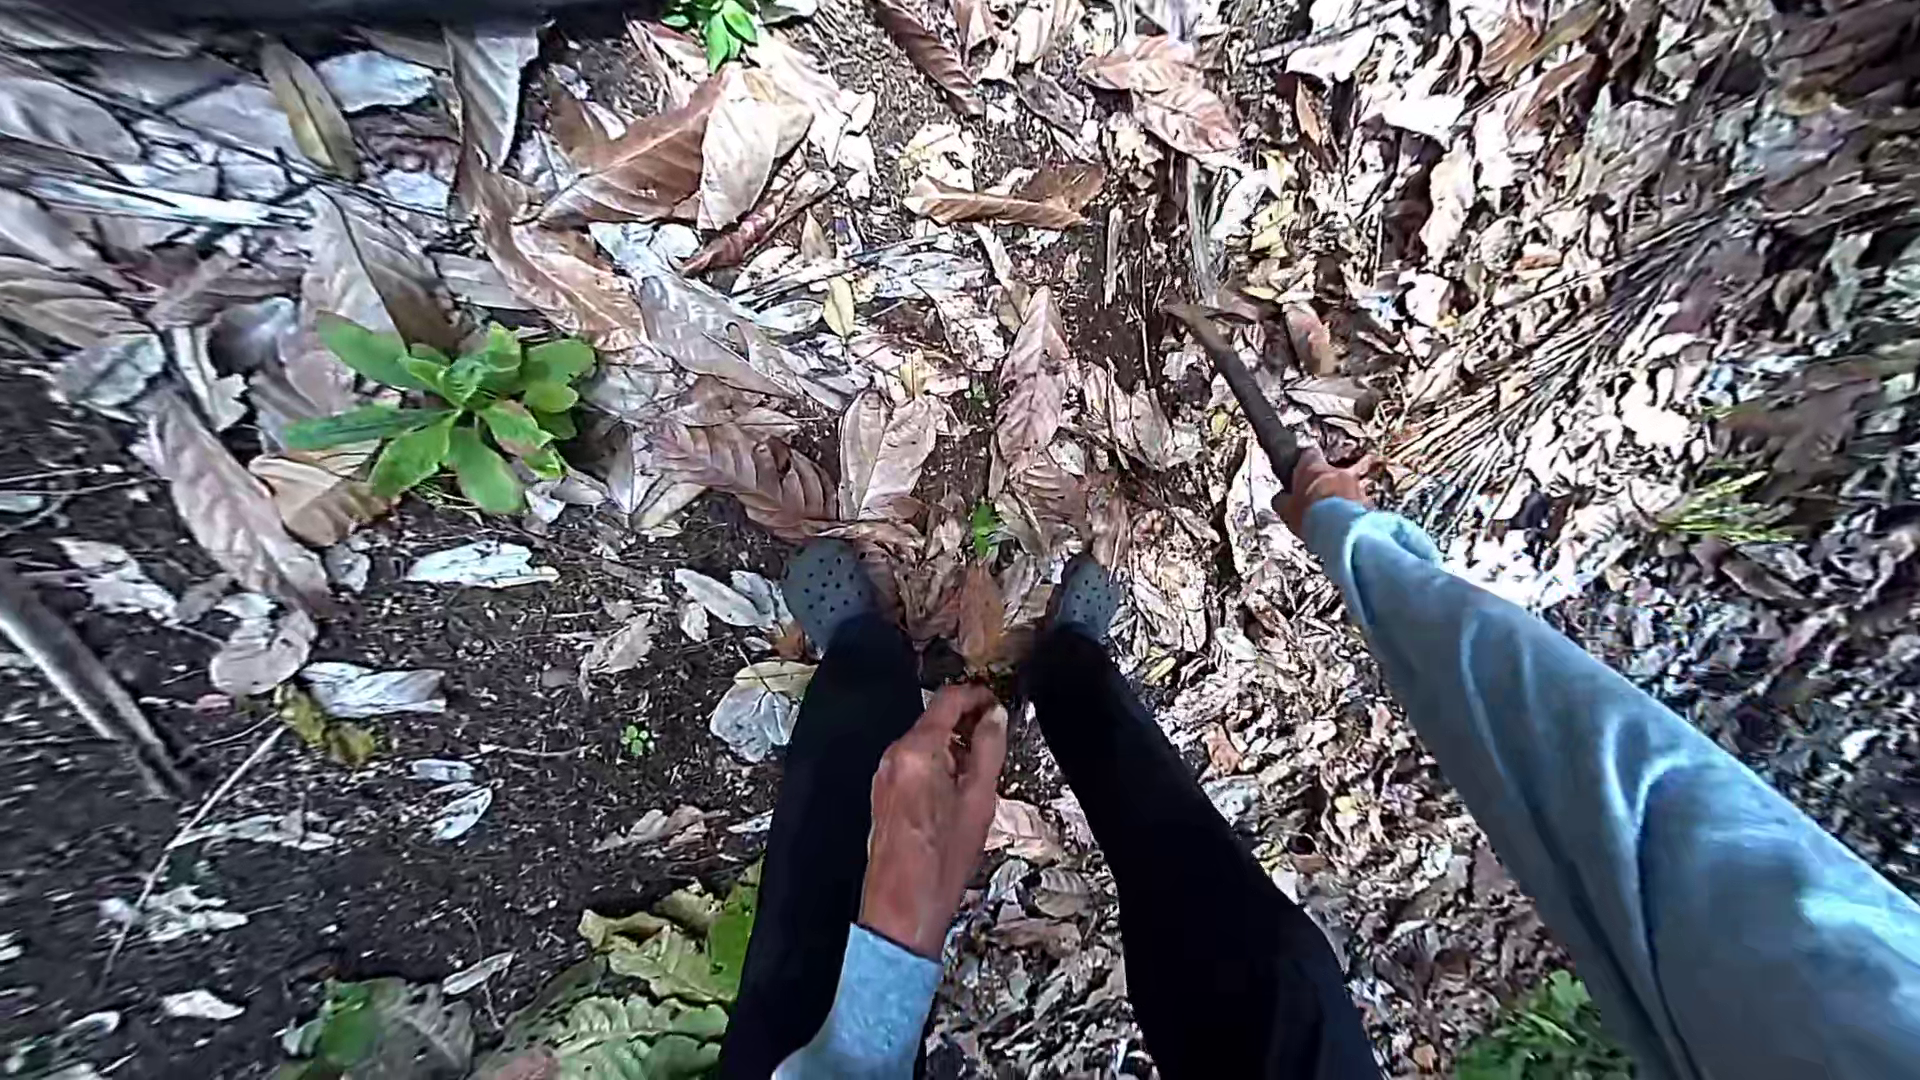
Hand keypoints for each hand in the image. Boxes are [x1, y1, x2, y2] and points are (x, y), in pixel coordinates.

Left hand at [860, 684, 1007, 958]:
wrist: (902, 909)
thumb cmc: (943, 860)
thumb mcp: (979, 800)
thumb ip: (988, 748)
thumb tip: (995, 715)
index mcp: (917, 751)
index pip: (948, 699)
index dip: (976, 695)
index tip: (996, 703)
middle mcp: (895, 755)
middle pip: (934, 718)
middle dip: (966, 720)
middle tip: (994, 735)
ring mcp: (885, 772)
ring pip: (924, 739)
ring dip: (953, 741)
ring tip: (979, 766)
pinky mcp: (883, 789)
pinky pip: (913, 760)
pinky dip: (937, 759)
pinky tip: (955, 784)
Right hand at [1274, 448, 1375, 537]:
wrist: (1342, 531)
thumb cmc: (1311, 515)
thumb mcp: (1285, 510)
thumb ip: (1282, 500)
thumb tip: (1281, 499)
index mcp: (1312, 468)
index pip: (1308, 454)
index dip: (1304, 462)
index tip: (1300, 470)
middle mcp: (1336, 471)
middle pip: (1328, 471)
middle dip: (1322, 483)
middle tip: (1313, 499)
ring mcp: (1355, 484)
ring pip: (1344, 486)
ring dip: (1337, 496)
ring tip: (1328, 514)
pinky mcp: (1368, 499)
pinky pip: (1357, 500)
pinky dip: (1350, 508)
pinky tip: (1341, 522)